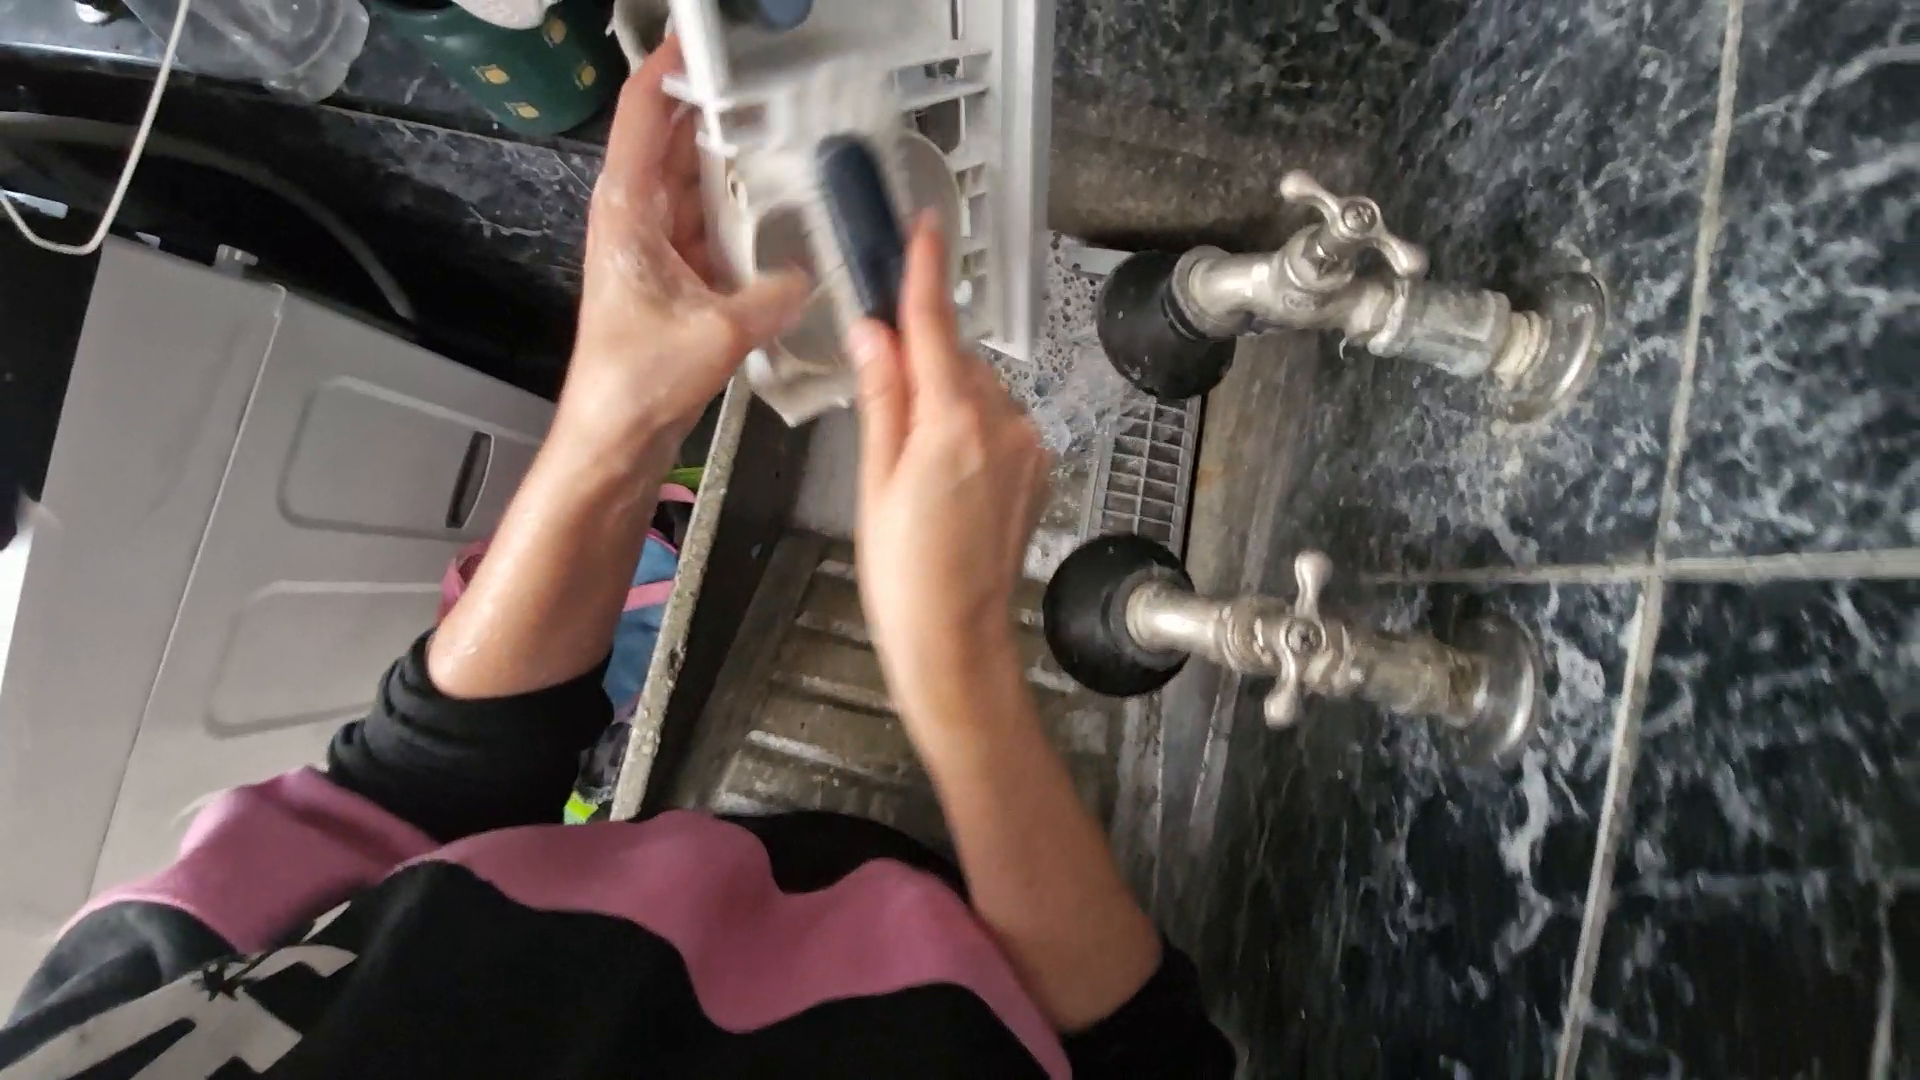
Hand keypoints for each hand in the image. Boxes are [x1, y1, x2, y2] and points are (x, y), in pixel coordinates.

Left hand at [563, 37, 808, 451]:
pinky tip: (773, 227)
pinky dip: (737, 229)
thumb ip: (772, 296)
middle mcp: (636, 222)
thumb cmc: (641, 379)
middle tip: (772, 101)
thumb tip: (806, 277)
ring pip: (694, 194)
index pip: (645, 114)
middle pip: (674, 147)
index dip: (671, 68)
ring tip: (781, 155)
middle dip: (716, 119)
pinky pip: (709, 238)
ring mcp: (654, 254)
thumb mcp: (719, 332)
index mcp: (628, 211)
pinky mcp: (672, 286)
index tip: (708, 41)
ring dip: (731, 177)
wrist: (615, 436)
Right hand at [849, 217, 1050, 707]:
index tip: (926, 228)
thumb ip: (882, 398)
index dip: (926, 273)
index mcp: (952, 424)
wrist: (958, 640)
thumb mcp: (874, 482)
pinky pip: (999, 422)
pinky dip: (971, 426)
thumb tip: (873, 332)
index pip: (935, 327)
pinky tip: (947, 474)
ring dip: (946, 399)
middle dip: (923, 361)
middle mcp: (1002, 426)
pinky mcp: (1037, 469)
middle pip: (956, 360)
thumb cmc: (904, 574)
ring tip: (915, 462)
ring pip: (978, 391)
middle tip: (886, 403)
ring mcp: (1027, 448)